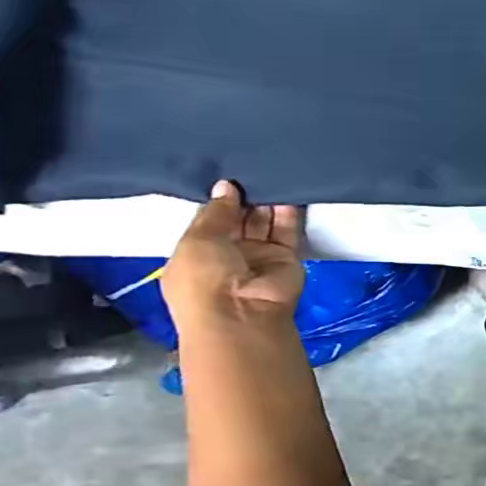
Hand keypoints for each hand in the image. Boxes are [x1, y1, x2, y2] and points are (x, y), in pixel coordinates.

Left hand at [162, 180, 305, 329]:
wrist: (243, 315)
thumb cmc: (204, 279)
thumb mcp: (197, 240)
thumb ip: (215, 212)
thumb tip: (225, 187)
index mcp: (197, 255)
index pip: (209, 222)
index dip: (216, 201)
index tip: (225, 177)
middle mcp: (228, 256)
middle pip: (239, 219)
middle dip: (243, 198)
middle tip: (248, 171)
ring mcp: (259, 257)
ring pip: (263, 222)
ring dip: (265, 201)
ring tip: (268, 174)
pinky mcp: (286, 258)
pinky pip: (287, 230)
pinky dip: (288, 212)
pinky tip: (286, 189)